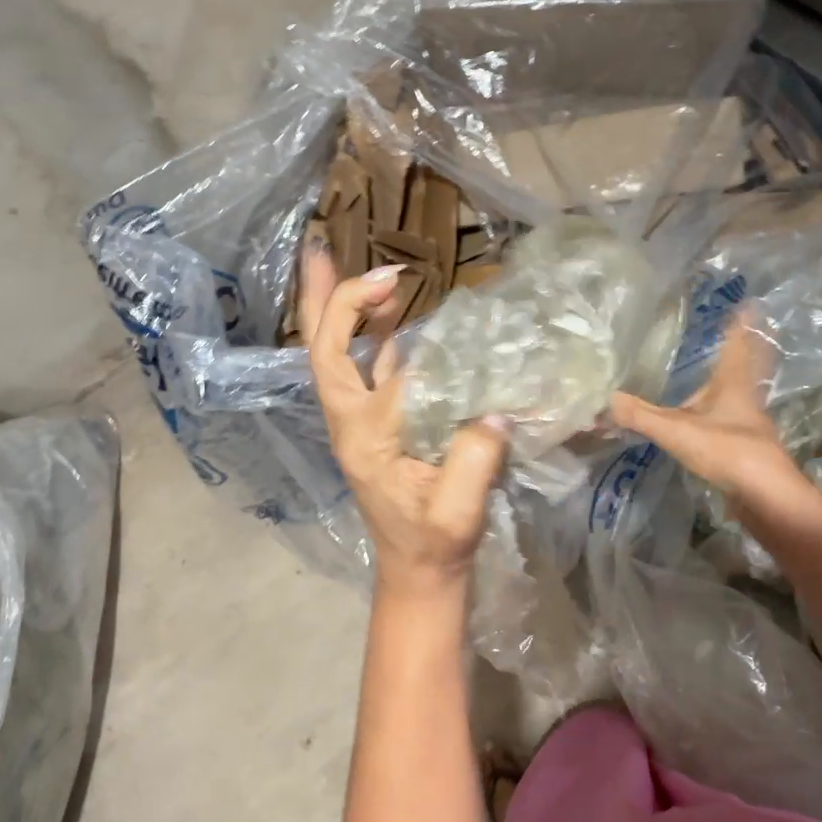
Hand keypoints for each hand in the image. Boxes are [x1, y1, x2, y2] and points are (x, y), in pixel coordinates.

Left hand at [299, 240, 509, 587]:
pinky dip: (371, 335)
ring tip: (341, 260)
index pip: (384, 377)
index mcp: (366, 440)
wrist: (416, 572)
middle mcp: (351, 424)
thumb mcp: (458, 514)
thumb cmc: (434, 546)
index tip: (451, 330)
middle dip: (326, 300)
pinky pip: (364, 368)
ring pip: (336, 354)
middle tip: (324, 249)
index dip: (416, 351)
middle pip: (324, 351)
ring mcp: (358, 422)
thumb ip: (475, 462)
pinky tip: (389, 311)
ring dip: (338, 309)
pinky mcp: (373, 425)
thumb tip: (497, 409)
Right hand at [607, 308, 796, 499]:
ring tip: (714, 371)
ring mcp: (749, 424)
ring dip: (731, 381)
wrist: (765, 496)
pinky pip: (731, 418)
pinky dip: (722, 410)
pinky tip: (708, 417)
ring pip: (740, 393)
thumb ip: (640, 415)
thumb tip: (606, 398)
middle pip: (747, 366)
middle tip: (739, 331)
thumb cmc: (727, 451)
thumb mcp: (676, 431)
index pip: (738, 345)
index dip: (740, 325)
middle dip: (743, 349)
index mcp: (734, 384)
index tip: (747, 304)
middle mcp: (746, 398)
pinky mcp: (747, 447)